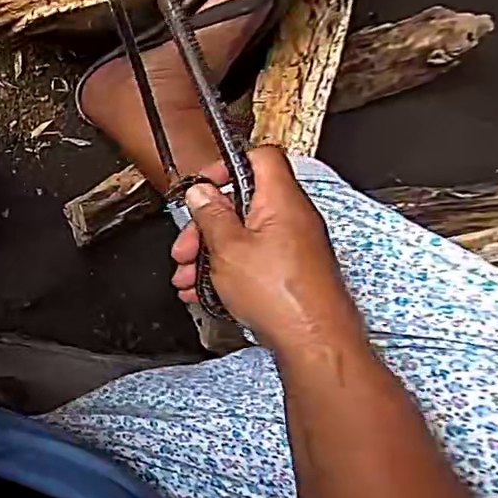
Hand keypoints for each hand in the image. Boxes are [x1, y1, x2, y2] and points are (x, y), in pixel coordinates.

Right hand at [173, 146, 362, 350]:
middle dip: (204, 224)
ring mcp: (291, 244)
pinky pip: (249, 257)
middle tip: (186, 245)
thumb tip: (201, 192)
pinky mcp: (287, 268)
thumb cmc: (281, 295)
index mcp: (281, 202)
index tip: (203, 185)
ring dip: (207, 252)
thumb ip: (211, 215)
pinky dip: (223, 268)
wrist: (311, 339)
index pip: (261, 158)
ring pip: (239, 234)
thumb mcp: (228, 248)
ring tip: (188, 275)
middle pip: (240, 203)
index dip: (227, 165)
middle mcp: (291, 218)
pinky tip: (203, 288)